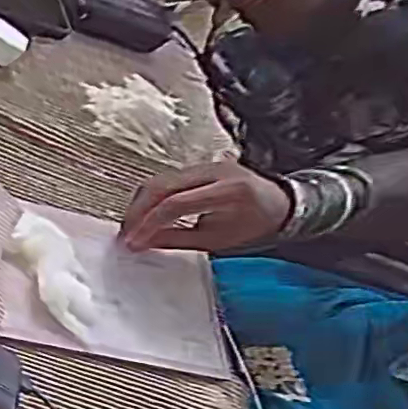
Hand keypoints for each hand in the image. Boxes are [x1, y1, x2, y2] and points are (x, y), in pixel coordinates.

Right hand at [118, 160, 290, 250]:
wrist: (281, 204)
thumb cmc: (254, 223)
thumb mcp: (216, 239)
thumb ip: (175, 239)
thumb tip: (142, 242)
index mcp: (228, 191)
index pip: (174, 204)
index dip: (148, 224)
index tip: (133, 242)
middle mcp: (215, 172)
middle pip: (159, 186)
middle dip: (136, 212)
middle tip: (126, 234)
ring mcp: (205, 166)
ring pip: (156, 180)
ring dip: (138, 204)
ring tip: (131, 226)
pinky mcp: (196, 168)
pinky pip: (162, 179)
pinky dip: (147, 198)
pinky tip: (142, 214)